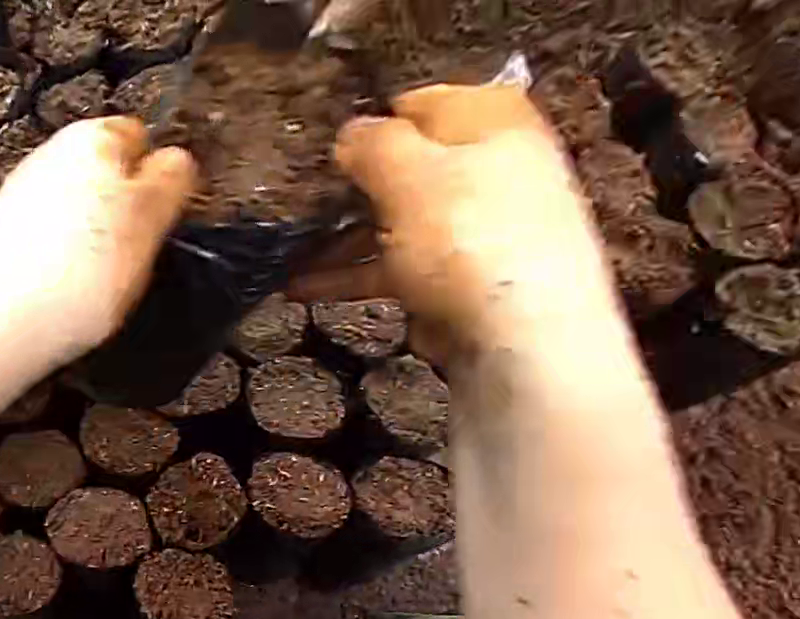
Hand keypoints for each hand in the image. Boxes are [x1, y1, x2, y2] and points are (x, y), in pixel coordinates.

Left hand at [0, 117, 196, 379]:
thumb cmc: (82, 277)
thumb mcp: (147, 224)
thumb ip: (170, 184)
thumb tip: (177, 161)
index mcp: (93, 138)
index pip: (139, 139)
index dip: (155, 181)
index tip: (157, 226)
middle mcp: (50, 155)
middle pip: (103, 177)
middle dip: (121, 210)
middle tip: (128, 259)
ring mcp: (19, 196)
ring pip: (76, 211)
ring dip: (90, 238)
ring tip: (90, 284)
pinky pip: (47, 241)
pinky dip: (59, 260)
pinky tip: (58, 291)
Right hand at [300, 84, 623, 361]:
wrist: (514, 332)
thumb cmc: (464, 239)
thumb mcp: (411, 176)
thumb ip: (374, 147)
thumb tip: (349, 134)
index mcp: (485, 125)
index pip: (418, 106)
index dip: (369, 126)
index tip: (324, 154)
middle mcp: (480, 171)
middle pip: (402, 171)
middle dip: (346, 193)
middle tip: (300, 209)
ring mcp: (464, 230)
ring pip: (389, 225)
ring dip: (335, 244)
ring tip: (286, 262)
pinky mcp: (447, 279)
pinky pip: (389, 267)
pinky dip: (349, 276)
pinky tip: (303, 290)